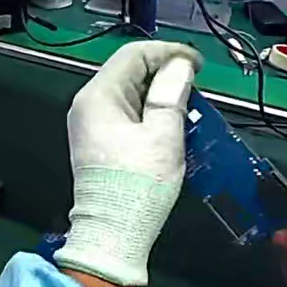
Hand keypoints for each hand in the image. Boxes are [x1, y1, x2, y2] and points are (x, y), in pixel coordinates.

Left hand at [53, 41, 201, 286]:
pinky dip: (147, 109)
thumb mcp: (163, 135)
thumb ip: (171, 94)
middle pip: (128, 70)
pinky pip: (124, 111)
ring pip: (127, 91)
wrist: (112, 234)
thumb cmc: (138, 184)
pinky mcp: (97, 140)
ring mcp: (89, 123)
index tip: (198, 63)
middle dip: (163, 71)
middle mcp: (88, 104)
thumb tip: (179, 66)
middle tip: (195, 83)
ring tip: (187, 101)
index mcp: (98, 96)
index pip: (134, 54)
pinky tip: (169, 119)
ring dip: (157, 92)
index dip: (168, 52)